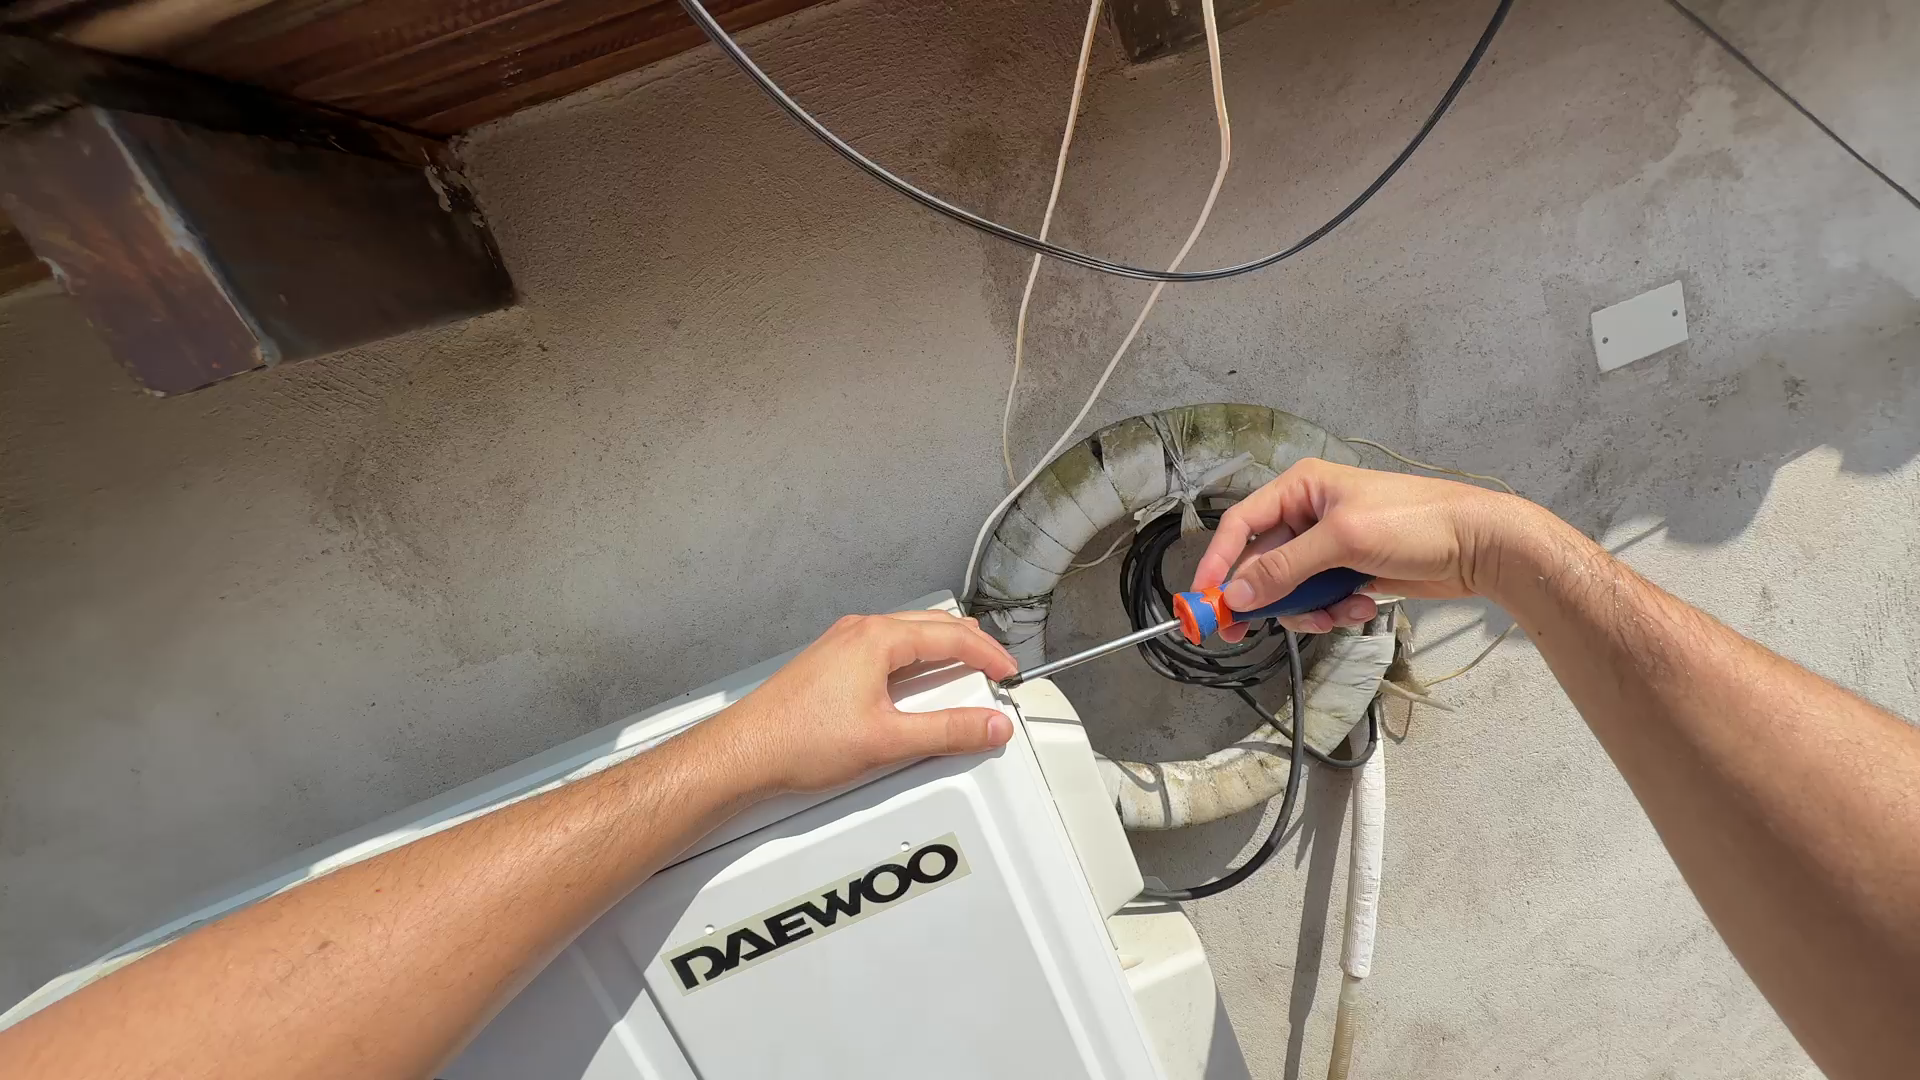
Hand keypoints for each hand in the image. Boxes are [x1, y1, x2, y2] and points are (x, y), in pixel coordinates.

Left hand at [708, 610, 1018, 793]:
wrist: (744, 753)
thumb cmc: (801, 741)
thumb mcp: (888, 740)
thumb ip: (948, 731)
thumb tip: (990, 725)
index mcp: (877, 638)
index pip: (951, 638)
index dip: (987, 655)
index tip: (1008, 672)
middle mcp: (860, 630)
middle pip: (931, 627)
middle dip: (969, 645)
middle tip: (994, 667)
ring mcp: (843, 643)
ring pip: (908, 634)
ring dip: (941, 648)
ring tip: (965, 667)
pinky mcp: (832, 660)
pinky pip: (886, 646)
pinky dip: (915, 657)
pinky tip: (916, 678)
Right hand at [1193, 459, 1540, 638]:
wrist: (1485, 546)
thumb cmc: (1413, 525)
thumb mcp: (1342, 541)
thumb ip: (1283, 569)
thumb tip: (1235, 597)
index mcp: (1298, 490)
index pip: (1239, 525)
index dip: (1216, 562)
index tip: (1202, 598)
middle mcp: (1305, 515)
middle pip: (1260, 562)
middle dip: (1262, 597)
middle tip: (1239, 634)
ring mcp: (1326, 545)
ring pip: (1287, 587)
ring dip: (1304, 608)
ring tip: (1334, 616)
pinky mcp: (1346, 570)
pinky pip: (1316, 597)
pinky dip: (1331, 610)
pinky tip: (1359, 608)